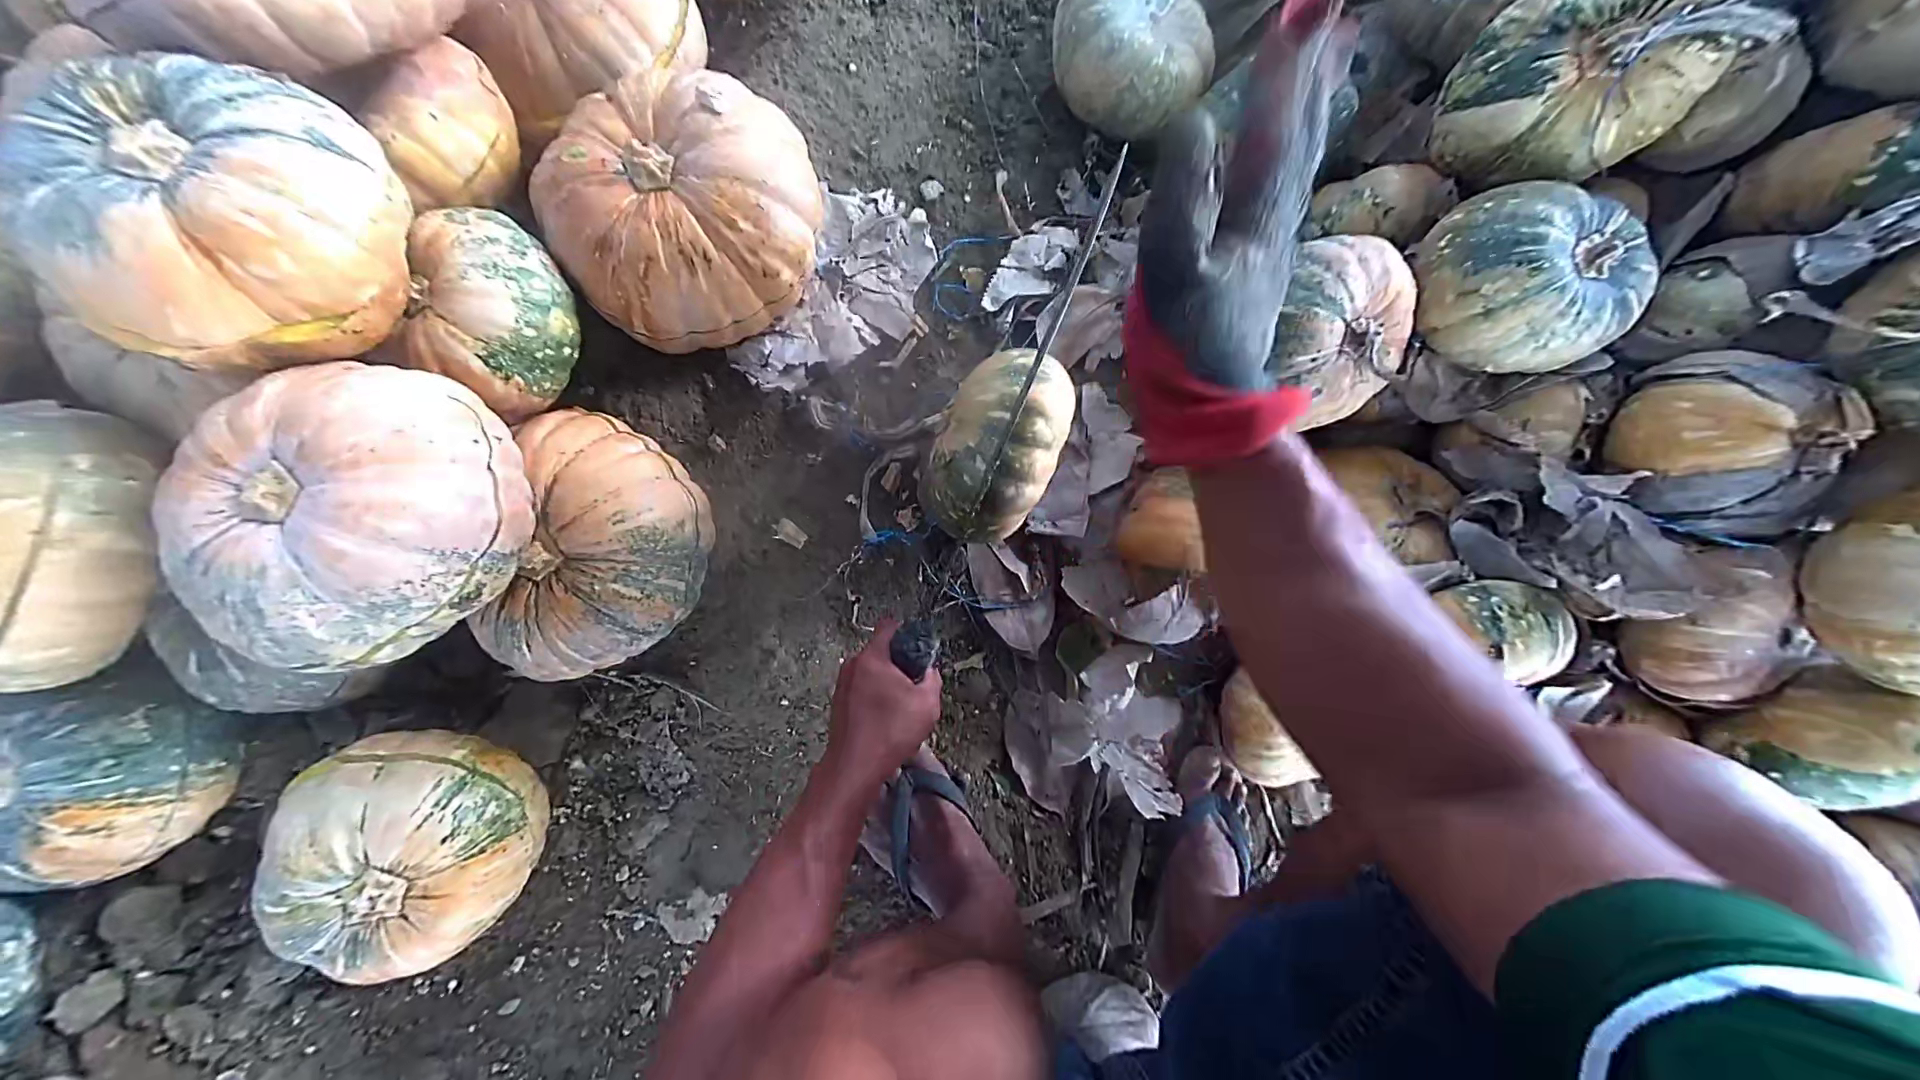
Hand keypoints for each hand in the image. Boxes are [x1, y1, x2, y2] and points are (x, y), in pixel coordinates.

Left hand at [825, 620, 943, 785]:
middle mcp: (853, 666)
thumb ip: (932, 679)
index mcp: (872, 658)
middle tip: (915, 685)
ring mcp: (843, 685)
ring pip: (872, 673)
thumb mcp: (927, 703)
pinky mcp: (839, 704)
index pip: (890, 627)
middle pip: (882, 652)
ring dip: (888, 684)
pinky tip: (887, 720)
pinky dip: (875, 699)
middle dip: (900, 665)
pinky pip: (862, 690)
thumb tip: (929, 672)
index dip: (909, 634)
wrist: (855, 767)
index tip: (920, 649)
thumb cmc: (889, 734)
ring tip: (901, 708)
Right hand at [1123, 0, 1351, 462]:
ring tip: (1335, 52)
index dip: (1288, 67)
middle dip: (1317, 71)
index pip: (1278, 127)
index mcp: (1257, 216)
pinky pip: (1287, 182)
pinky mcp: (1260, 257)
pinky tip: (1287, 138)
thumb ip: (1183, 198)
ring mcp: (1272, 239)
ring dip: (1318, 102)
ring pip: (1304, 157)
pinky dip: (1296, 145)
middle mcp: (1276, 218)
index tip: (1302, 6)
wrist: (1212, 397)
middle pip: (1306, 132)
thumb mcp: (1172, 270)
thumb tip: (1196, 126)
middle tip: (1332, 11)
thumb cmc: (1186, 339)